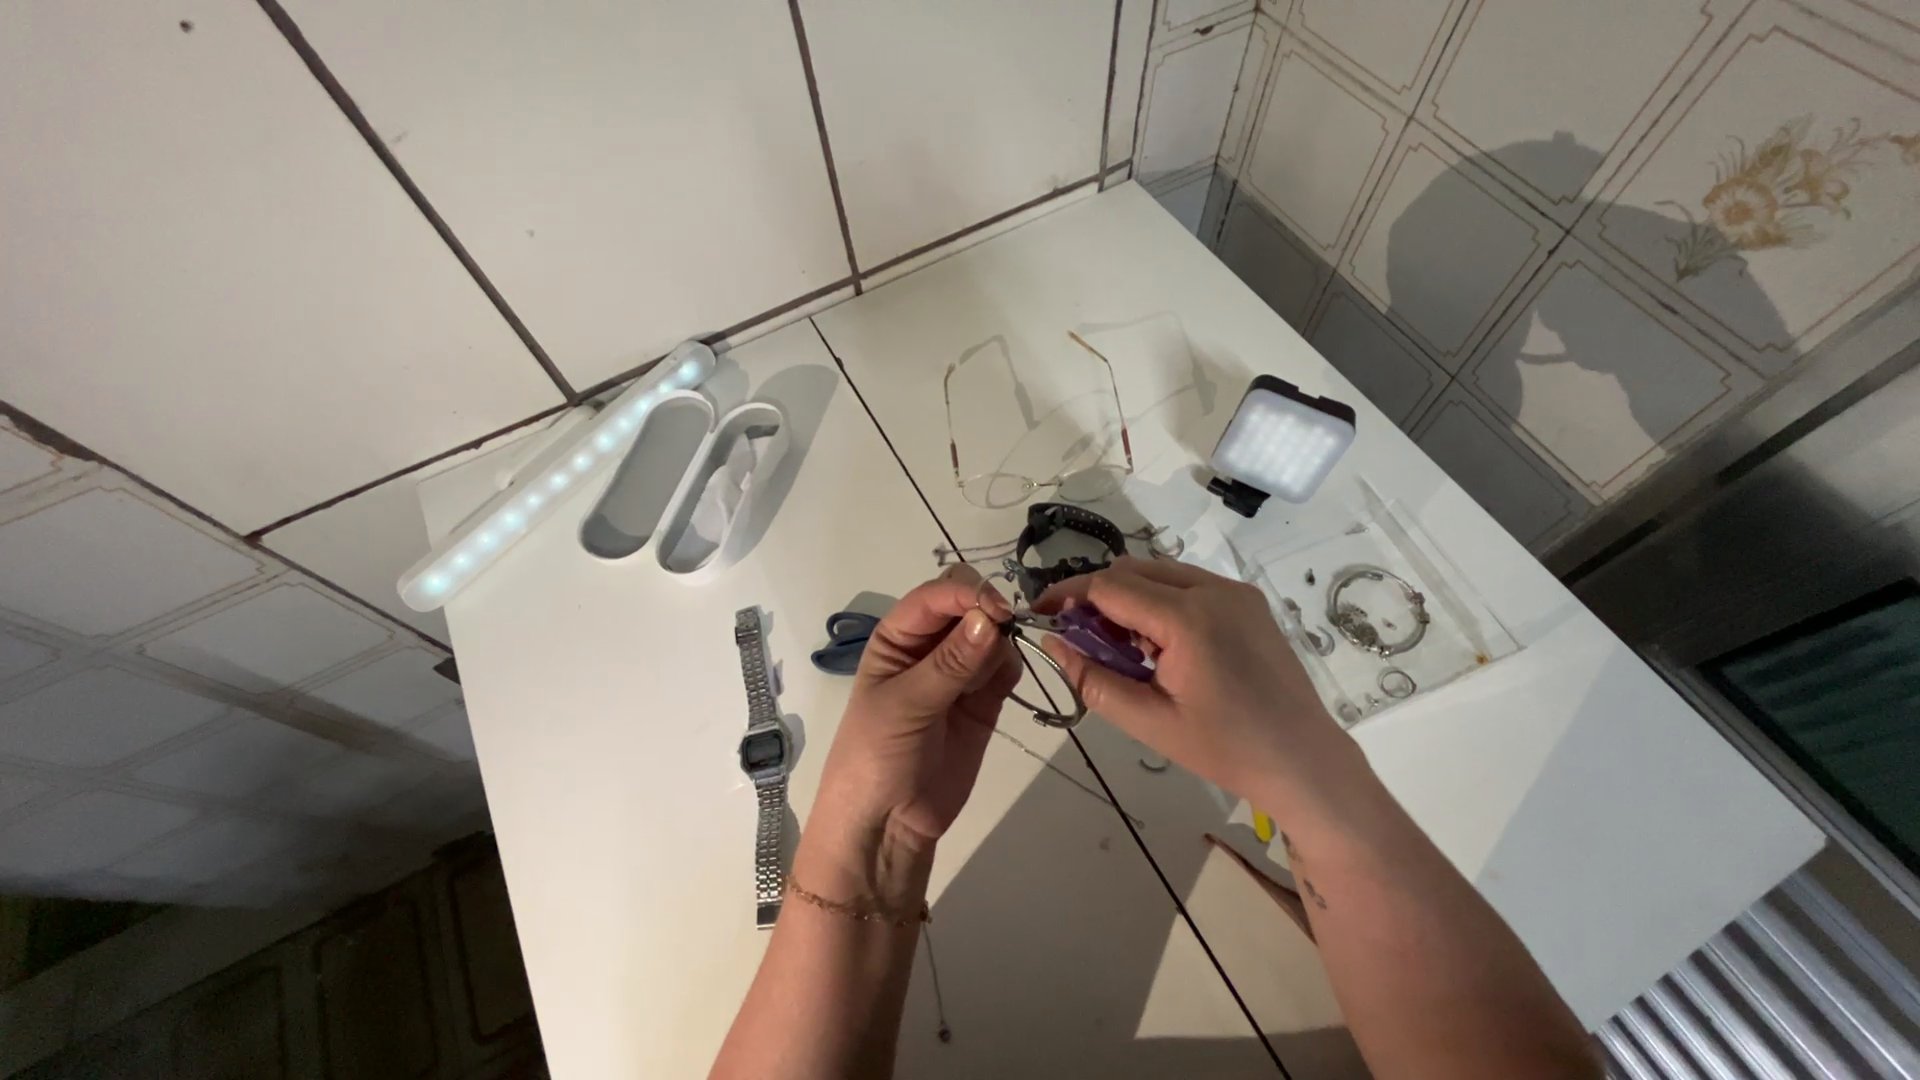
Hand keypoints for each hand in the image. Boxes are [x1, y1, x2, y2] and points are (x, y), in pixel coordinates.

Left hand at [800, 564, 1020, 902]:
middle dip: (988, 609)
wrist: (888, 824)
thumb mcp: (904, 706)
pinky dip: (1010, 666)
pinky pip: (1004, 667)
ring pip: (991, 634)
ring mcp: (959, 673)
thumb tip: (990, 619)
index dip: (965, 594)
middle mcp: (929, 647)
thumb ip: (949, 664)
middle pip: (967, 605)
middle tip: (1005, 631)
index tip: (997, 609)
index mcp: (897, 638)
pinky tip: (1000, 686)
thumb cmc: (876, 757)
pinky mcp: (983, 701)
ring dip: (1002, 640)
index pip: (935, 596)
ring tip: (992, 675)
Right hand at [1035, 557, 1359, 803]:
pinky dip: (1160, 601)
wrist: (1304, 760)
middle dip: (1097, 597)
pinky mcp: (1247, 600)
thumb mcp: (1149, 722)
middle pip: (1132, 570)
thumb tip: (1052, 644)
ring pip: (1159, 572)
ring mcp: (1235, 591)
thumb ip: (1093, 680)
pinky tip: (1161, 644)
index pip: (1109, 586)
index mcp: (1188, 618)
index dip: (1067, 596)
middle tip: (1084, 640)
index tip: (1042, 615)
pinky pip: (1187, 583)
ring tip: (1124, 647)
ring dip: (1128, 597)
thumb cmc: (1225, 749)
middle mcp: (1213, 589)